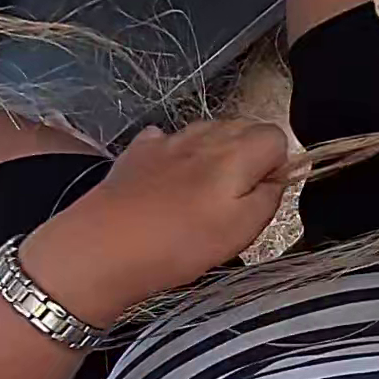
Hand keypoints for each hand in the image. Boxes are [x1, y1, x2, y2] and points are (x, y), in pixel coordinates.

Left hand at [19, 121, 288, 325]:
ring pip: (208, 134)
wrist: (102, 248)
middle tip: (232, 203)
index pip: (276, 136)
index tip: (260, 197)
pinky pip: (171, 142)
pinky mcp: (137, 151)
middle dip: (249, 158)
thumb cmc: (179, 245)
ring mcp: (167, 139)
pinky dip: (178, 157)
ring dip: (214, 157)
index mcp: (235, 152)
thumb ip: (268, 198)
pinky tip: (166, 185)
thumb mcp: (241, 231)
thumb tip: (275, 179)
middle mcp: (203, 134)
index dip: (276, 166)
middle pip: (243, 129)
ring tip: (199, 197)